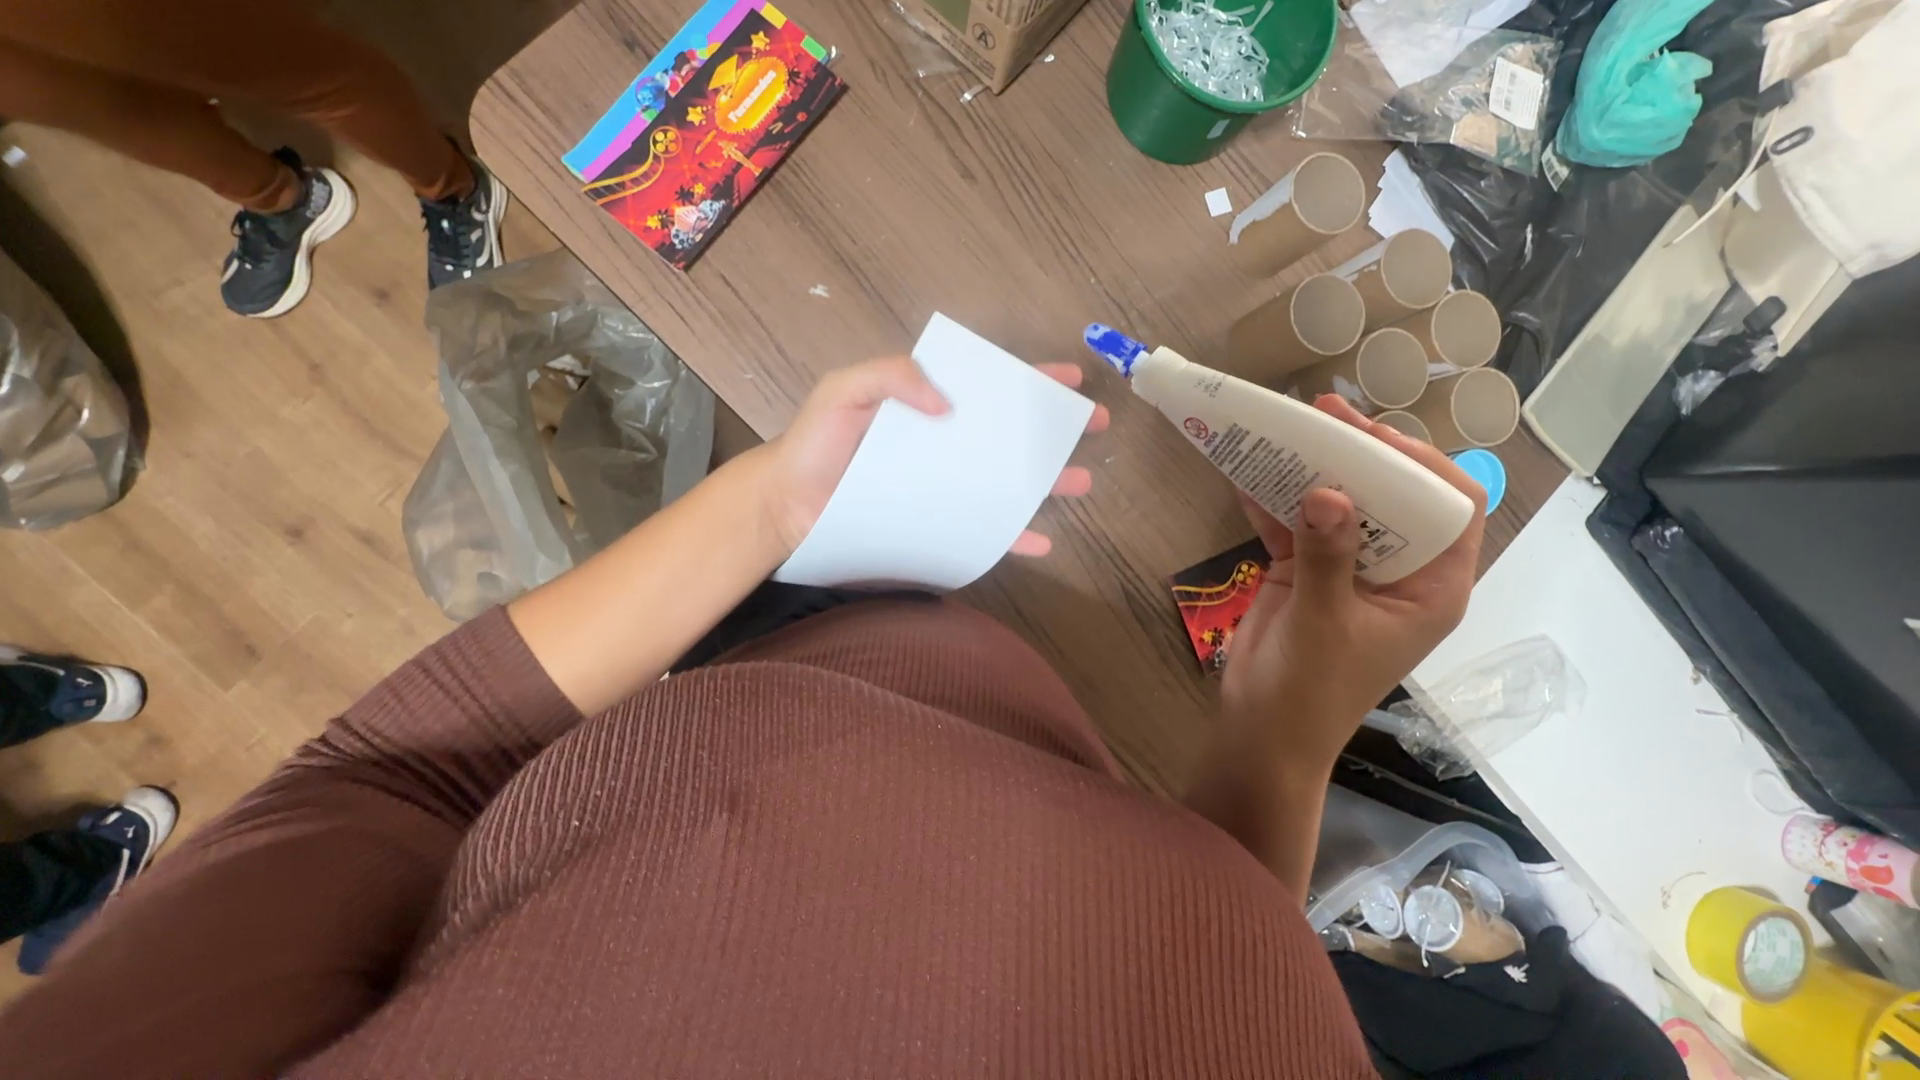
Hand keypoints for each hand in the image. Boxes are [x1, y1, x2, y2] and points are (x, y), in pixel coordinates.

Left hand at [751, 356, 1109, 557]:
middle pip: (1009, 433)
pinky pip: (982, 532)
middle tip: (1095, 427)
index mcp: (928, 405)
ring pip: (1006, 482)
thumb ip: (891, 376)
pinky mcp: (934, 526)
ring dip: (1046, 483)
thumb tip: (946, 401)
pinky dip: (1013, 538)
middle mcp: (944, 445)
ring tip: (1081, 483)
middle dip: (1053, 430)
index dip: (1029, 379)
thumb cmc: (813, 443)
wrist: (786, 505)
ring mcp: (943, 488)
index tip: (1069, 380)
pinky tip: (1042, 542)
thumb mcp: (844, 390)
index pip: (987, 385)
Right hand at [1220, 395, 1486, 770]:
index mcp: (1429, 586)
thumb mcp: (1325, 623)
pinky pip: (1292, 525)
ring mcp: (1347, 569)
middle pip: (1390, 496)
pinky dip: (1271, 502)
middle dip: (1359, 456)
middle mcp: (1394, 570)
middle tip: (1322, 415)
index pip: (1452, 510)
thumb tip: (1326, 491)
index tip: (1375, 440)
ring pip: (1338, 504)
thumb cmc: (1312, 690)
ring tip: (1283, 429)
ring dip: (1312, 470)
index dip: (1423, 467)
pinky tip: (1247, 473)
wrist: (1262, 732)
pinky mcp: (1304, 573)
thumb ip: (1327, 556)